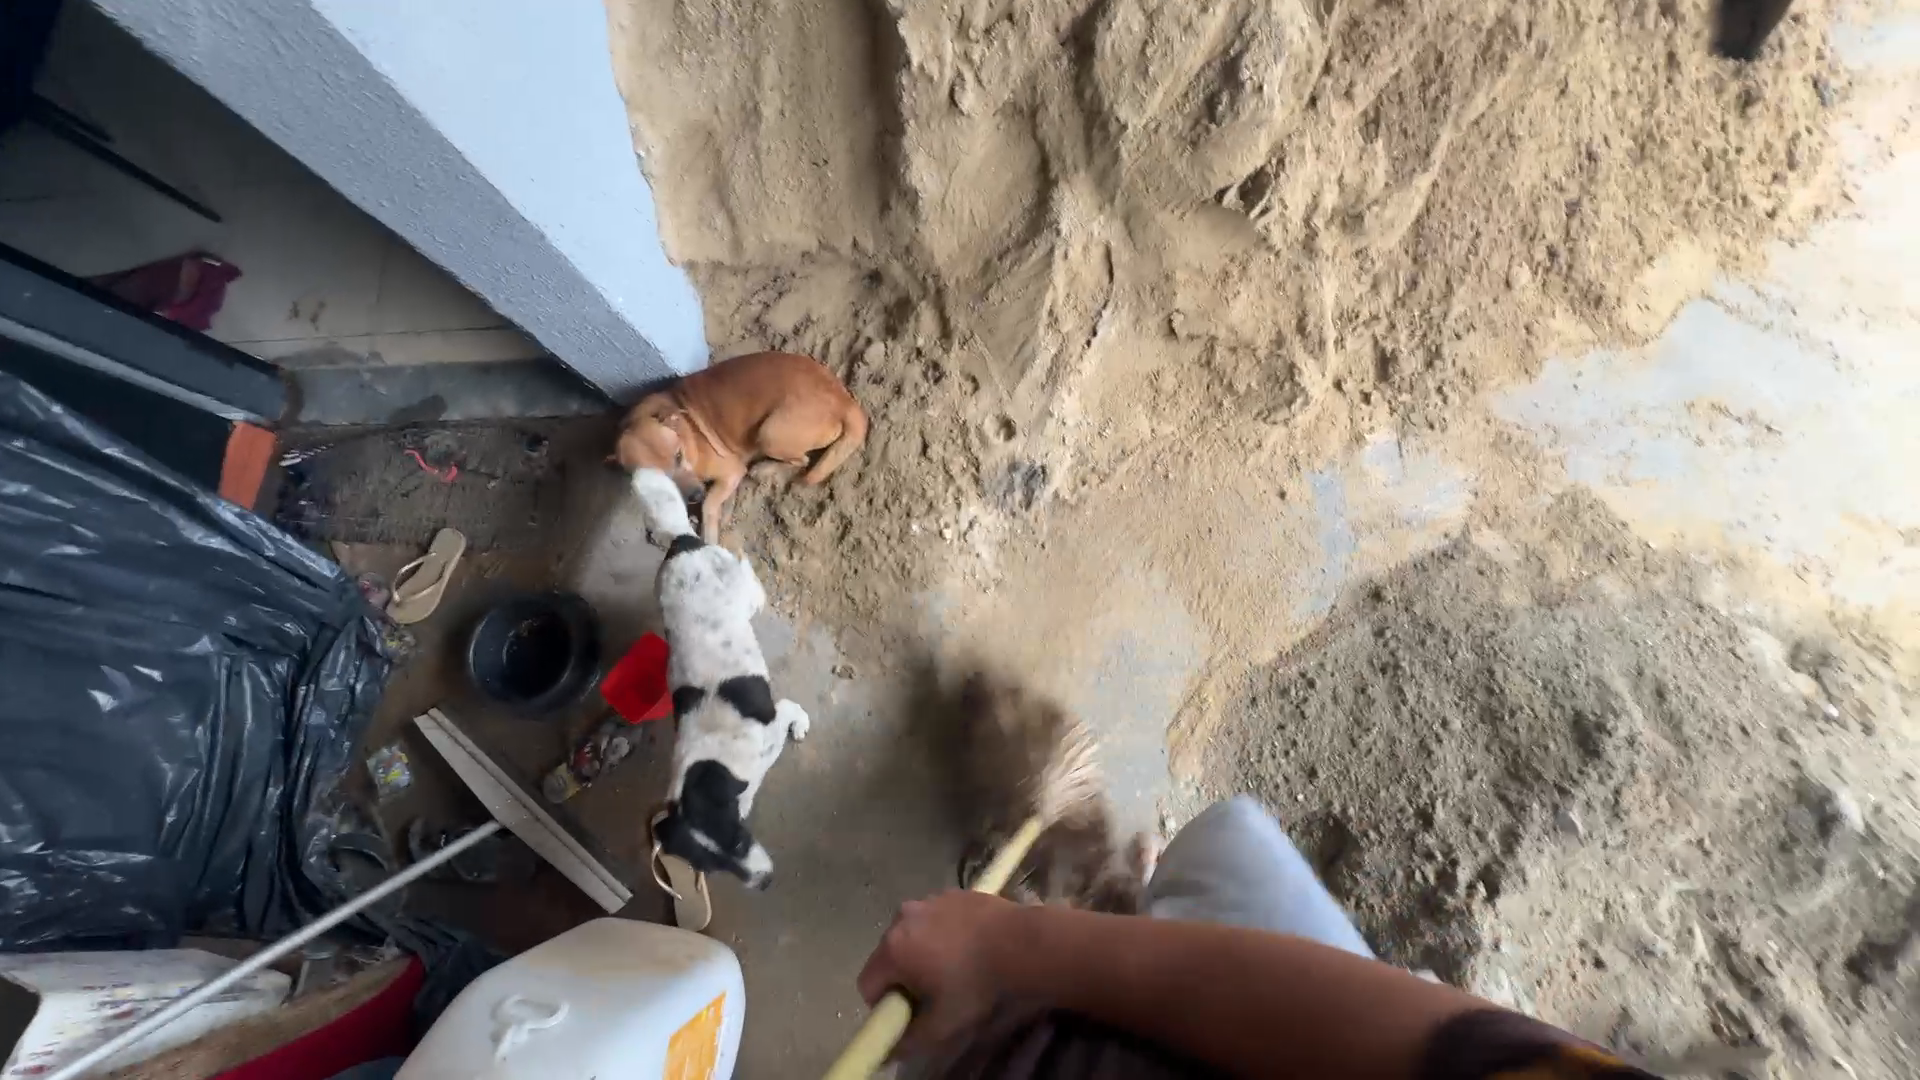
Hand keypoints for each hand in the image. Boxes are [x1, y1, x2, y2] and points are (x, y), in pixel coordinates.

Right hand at [855, 890, 1021, 1054]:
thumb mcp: (941, 1025)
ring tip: (954, 967)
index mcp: (893, 947)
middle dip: (903, 976)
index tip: (909, 1012)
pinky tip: (968, 945)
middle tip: (933, 992)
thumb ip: (908, 1041)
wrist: (1019, 942)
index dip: (884, 1005)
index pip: (867, 983)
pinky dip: (941, 932)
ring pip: (911, 933)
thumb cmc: (975, 984)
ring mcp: (928, 899)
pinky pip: (933, 918)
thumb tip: (887, 1050)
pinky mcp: (951, 891)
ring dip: (922, 951)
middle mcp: (903, 916)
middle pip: (888, 955)